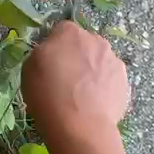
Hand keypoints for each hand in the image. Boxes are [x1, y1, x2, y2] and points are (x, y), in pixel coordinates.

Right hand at [23, 21, 129, 153]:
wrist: (80, 125)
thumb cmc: (47, 93)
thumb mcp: (29, 67)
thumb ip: (43, 51)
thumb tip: (52, 53)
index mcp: (70, 33)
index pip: (61, 29)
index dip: (54, 44)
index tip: (48, 60)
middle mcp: (96, 41)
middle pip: (83, 43)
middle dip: (75, 54)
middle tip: (64, 76)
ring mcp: (114, 61)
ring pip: (98, 60)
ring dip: (90, 69)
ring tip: (79, 92)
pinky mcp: (125, 82)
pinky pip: (109, 78)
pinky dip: (101, 85)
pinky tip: (91, 101)